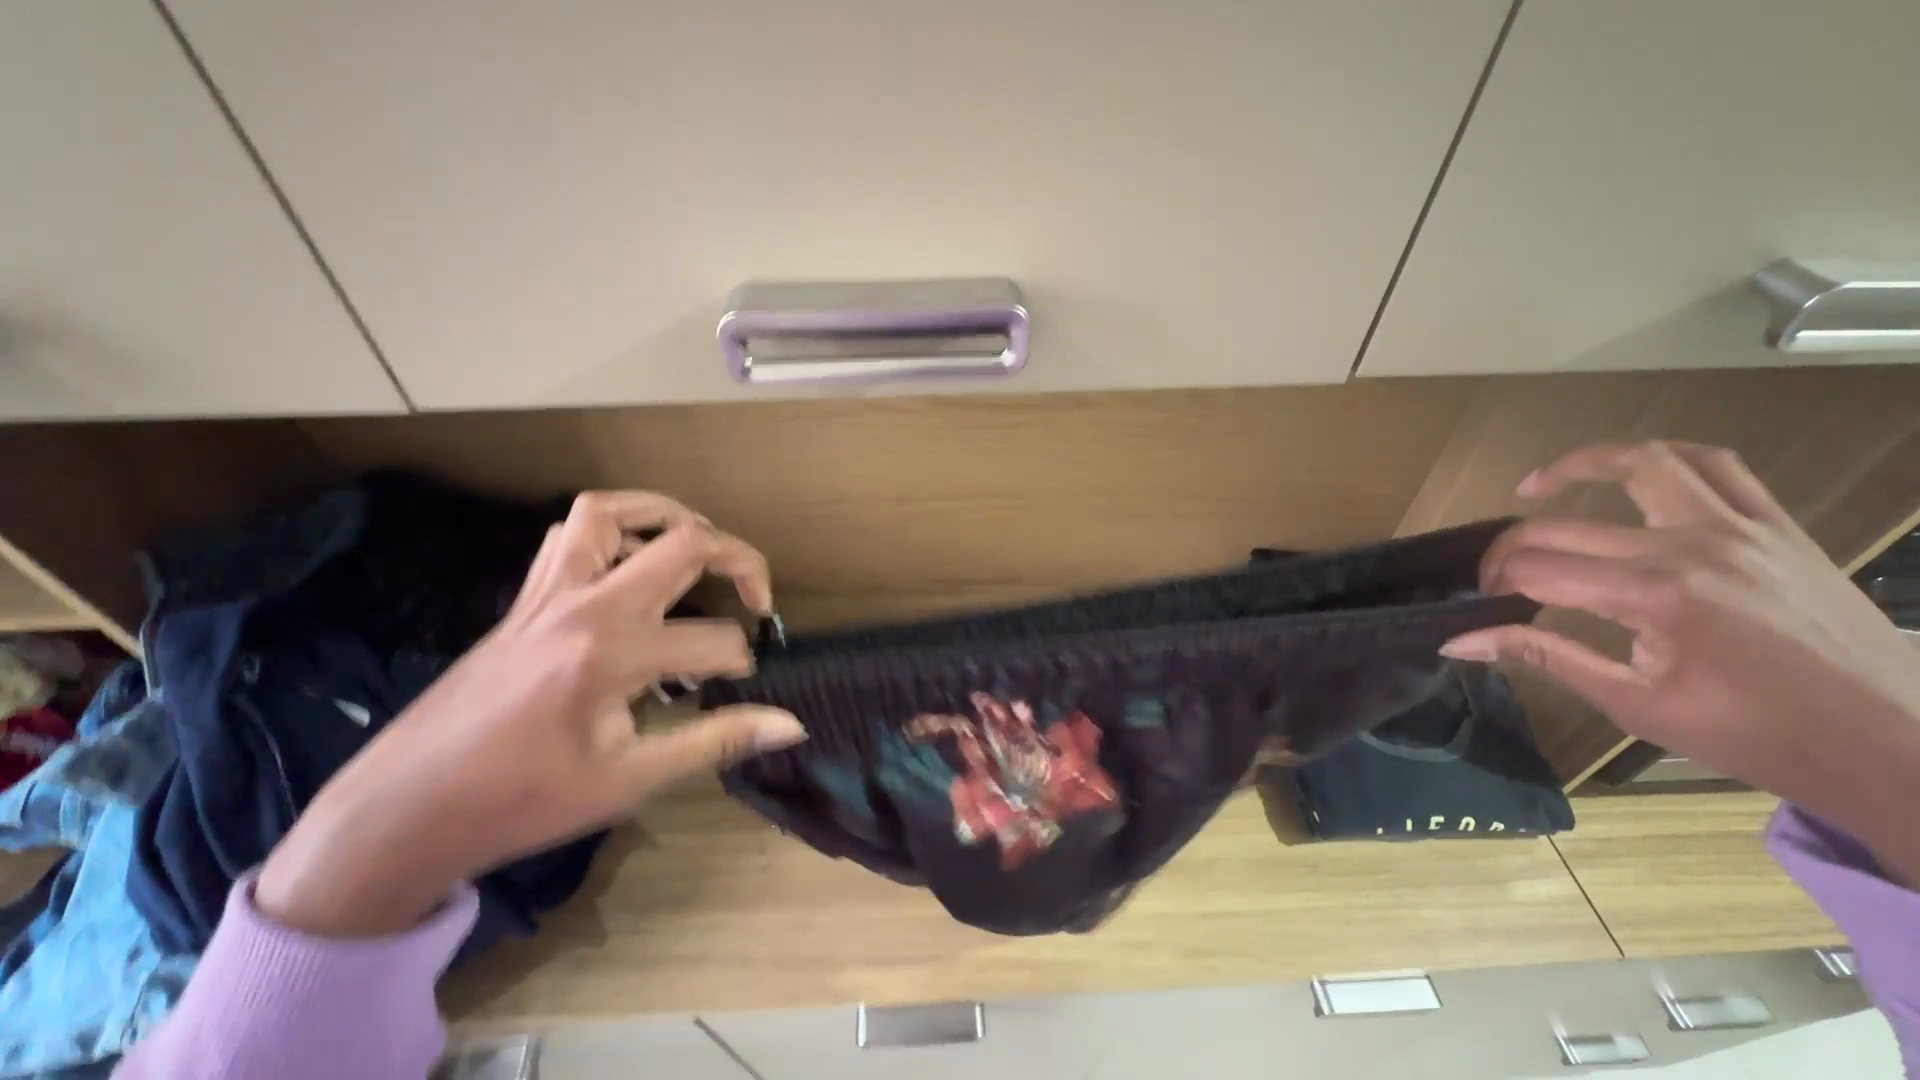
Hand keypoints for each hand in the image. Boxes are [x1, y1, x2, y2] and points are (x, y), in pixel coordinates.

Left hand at [257, 492, 806, 936]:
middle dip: (738, 559)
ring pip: (611, 513)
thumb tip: (791, 726)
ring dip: (665, 516)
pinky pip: (569, 537)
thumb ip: (715, 741)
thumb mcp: (627, 780)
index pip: (713, 640)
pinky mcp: (525, 599)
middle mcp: (584, 606)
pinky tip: (629, 567)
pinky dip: (611, 531)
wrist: (407, 808)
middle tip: (757, 597)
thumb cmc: (522, 803)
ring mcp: (548, 594)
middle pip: (681, 543)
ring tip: (698, 544)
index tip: (743, 688)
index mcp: (612, 655)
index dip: (742, 662)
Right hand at [1440, 441, 1919, 883]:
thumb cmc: (1759, 737)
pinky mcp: (1777, 525)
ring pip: (1646, 463)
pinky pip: (1716, 466)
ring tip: (1539, 484)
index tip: (1479, 607)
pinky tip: (1636, 478)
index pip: (1540, 570)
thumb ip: (1545, 658)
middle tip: (1494, 575)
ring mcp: (1741, 526)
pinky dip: (1663, 461)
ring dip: (1582, 465)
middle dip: (1513, 547)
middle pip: (1569, 526)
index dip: (1495, 584)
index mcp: (1656, 596)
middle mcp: (1692, 545)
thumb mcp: (1637, 706)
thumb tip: (1459, 641)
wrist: (1894, 742)